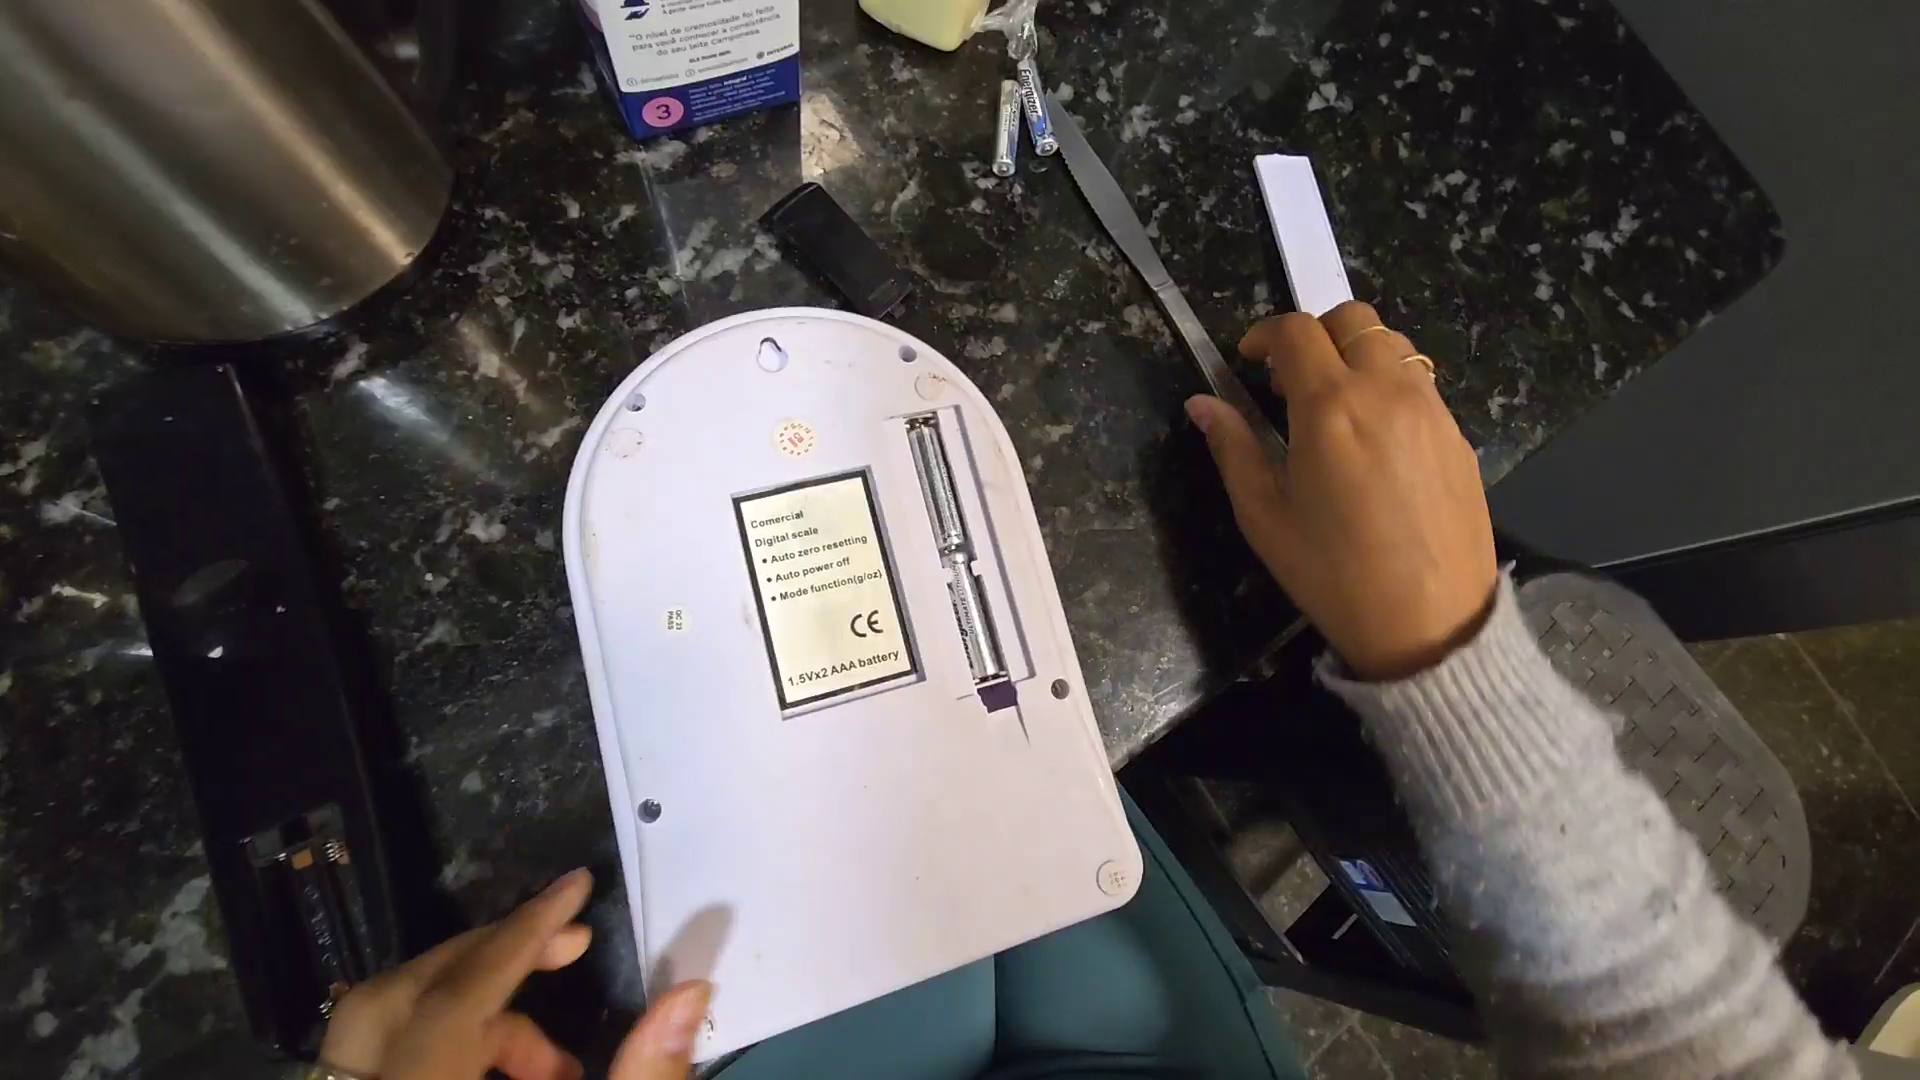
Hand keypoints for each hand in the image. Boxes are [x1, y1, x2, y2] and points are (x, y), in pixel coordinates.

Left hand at [319, 869, 713, 1079]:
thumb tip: (692, 991)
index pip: (453, 1005)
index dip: (518, 936)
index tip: (578, 885)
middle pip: (393, 999)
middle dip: (492, 953)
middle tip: (572, 946)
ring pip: (382, 1025)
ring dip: (480, 1009)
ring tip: (557, 1059)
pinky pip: (385, 1058)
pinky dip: (456, 1044)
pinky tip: (523, 1074)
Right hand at [1186, 301, 1496, 679]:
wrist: (1429, 621)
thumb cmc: (1329, 570)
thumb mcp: (1262, 513)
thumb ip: (1231, 446)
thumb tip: (1201, 403)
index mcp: (1330, 407)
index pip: (1297, 332)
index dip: (1263, 334)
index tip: (1245, 360)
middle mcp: (1387, 391)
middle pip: (1353, 320)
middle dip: (1313, 334)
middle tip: (1286, 382)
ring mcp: (1431, 409)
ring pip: (1393, 345)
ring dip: (1353, 355)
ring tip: (1330, 407)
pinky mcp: (1458, 435)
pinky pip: (1420, 383)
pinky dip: (1386, 384)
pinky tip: (1370, 440)